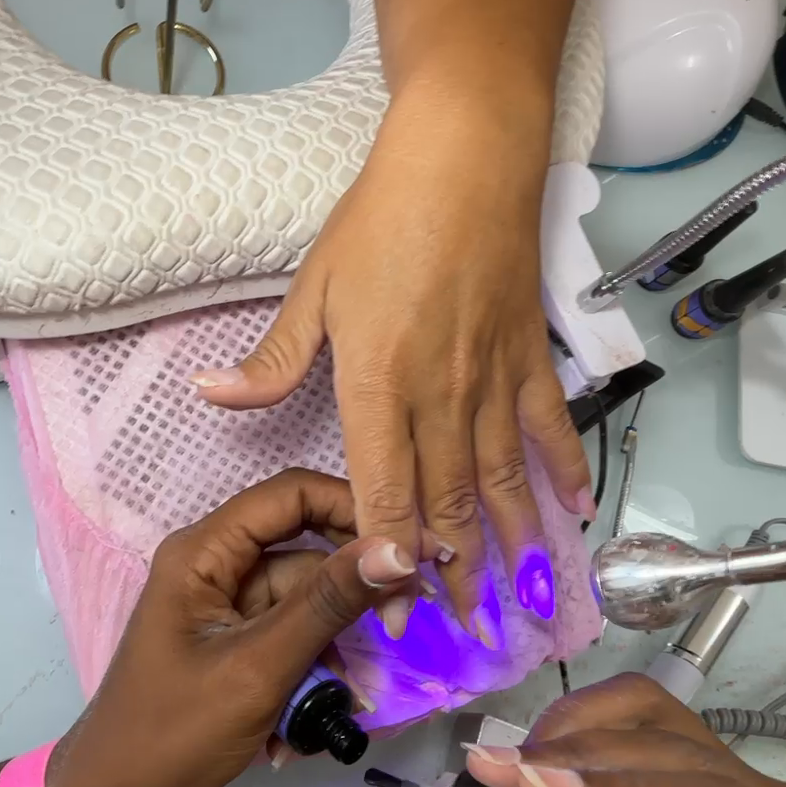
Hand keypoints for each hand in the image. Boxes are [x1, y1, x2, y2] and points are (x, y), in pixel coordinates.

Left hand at [44, 469, 417, 786]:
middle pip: (305, 546)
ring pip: (307, 596)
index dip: (353, 507)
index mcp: (205, 549)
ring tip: (351, 693)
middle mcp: (217, 561)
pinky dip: (314, 664)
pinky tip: (316, 711)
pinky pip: (293, 631)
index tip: (411, 544)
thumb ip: (327, 605)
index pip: (291, 494)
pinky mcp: (239, 635)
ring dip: (335, 641)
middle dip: (353, 585)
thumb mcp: (259, 667)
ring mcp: (228, 600)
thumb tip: (397, 549)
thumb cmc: (175, 730)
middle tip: (402, 621)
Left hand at [191, 92, 592, 642]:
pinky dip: (564, 469)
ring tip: (522, 598)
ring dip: (511, 544)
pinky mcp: (529, 357)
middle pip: (448, 503)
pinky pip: (550, 426)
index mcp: (377, 389)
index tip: (400, 613)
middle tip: (465, 629)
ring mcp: (492, 381)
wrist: (463, 157)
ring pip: (502, 480)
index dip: (391, 557)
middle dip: (455, 571)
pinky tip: (576, 511)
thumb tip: (209, 392)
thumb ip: (271, 358)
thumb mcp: (312, 288)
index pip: (383, 493)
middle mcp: (439, 399)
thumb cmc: (379, 223)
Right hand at [468, 674, 785, 786]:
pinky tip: (543, 748)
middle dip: (579, 760)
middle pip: (681, 756)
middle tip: (492, 771)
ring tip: (510, 765)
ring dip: (574, 734)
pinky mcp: (695, 745)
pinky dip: (582, 716)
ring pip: (656, 717)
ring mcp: (745, 770)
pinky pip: (637, 704)